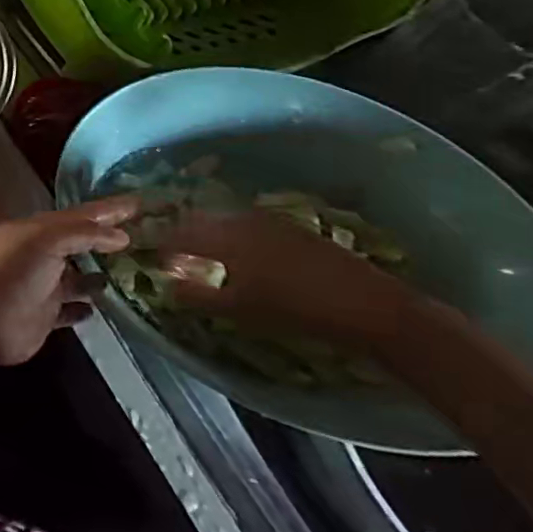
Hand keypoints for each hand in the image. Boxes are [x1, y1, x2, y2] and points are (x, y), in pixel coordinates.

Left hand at [0, 197, 137, 367]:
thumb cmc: (7, 273)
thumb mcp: (41, 241)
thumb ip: (79, 234)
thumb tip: (120, 234)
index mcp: (33, 231)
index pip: (77, 216)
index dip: (107, 210)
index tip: (141, 202)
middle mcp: (37, 255)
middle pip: (77, 244)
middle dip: (106, 240)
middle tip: (148, 238)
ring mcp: (41, 286)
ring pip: (76, 276)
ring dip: (99, 273)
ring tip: (137, 273)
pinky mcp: (43, 315)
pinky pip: (70, 308)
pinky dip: (86, 306)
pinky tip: (103, 307)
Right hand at [158, 210, 422, 346]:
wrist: (377, 311)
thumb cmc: (297, 310)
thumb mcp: (239, 309)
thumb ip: (196, 295)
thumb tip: (165, 286)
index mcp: (221, 234)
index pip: (177, 234)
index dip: (162, 247)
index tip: (155, 261)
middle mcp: (242, 220)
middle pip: (201, 222)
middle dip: (185, 237)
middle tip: (180, 257)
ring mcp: (273, 223)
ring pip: (228, 223)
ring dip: (213, 236)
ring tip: (212, 258)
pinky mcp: (297, 231)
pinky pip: (253, 228)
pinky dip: (240, 239)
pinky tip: (249, 260)